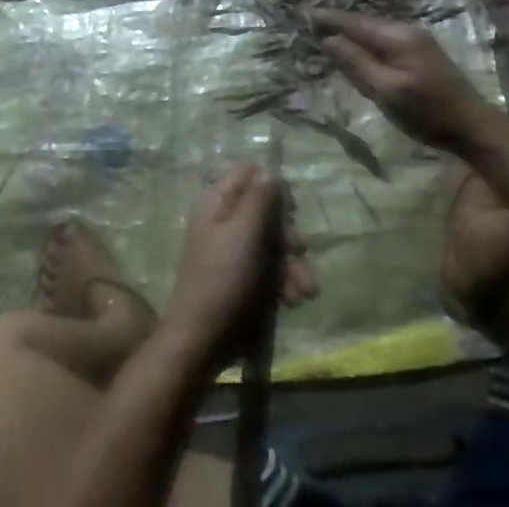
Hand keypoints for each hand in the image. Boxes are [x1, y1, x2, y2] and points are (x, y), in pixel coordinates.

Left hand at [163, 165, 318, 358]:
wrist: (202, 338)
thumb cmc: (222, 278)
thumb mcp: (244, 233)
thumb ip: (259, 199)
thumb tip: (271, 170)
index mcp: (217, 201)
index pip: (249, 174)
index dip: (273, 186)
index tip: (292, 206)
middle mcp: (224, 219)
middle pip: (266, 210)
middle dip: (287, 234)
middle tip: (300, 251)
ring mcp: (233, 247)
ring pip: (272, 242)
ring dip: (292, 265)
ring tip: (306, 291)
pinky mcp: (242, 273)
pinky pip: (269, 266)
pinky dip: (283, 280)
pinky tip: (294, 300)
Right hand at [313, 9, 493, 151]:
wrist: (472, 126)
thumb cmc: (426, 112)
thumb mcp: (386, 90)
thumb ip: (356, 63)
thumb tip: (328, 39)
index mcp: (398, 37)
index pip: (355, 23)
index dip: (329, 19)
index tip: (304, 12)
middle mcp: (407, 31)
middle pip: (365, 23)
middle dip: (338, 21)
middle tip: (311, 20)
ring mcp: (417, 40)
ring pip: (375, 30)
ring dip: (352, 30)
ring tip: (328, 29)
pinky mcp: (421, 52)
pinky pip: (385, 38)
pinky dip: (366, 39)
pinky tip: (357, 45)